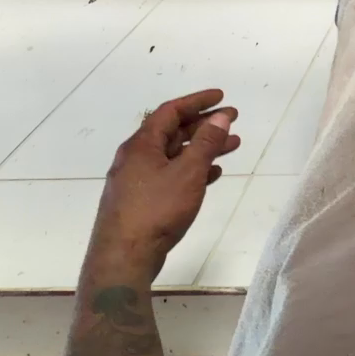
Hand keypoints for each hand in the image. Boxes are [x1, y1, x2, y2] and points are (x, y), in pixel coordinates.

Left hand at [85, 89, 240, 281]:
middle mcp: (135, 158)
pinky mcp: (140, 201)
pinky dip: (192, 168)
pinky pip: (170, 173)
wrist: (122, 259)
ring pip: (173, 154)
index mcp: (141, 146)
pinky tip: (212, 174)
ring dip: (202, 147)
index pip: (170, 111)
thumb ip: (206, 142)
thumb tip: (220, 116)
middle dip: (204, 124)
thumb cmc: (157, 210)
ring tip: (232, 146)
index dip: (197, 101)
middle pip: (172, 131)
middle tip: (232, 119)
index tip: (221, 97)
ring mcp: (136, 181)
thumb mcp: (188, 172)